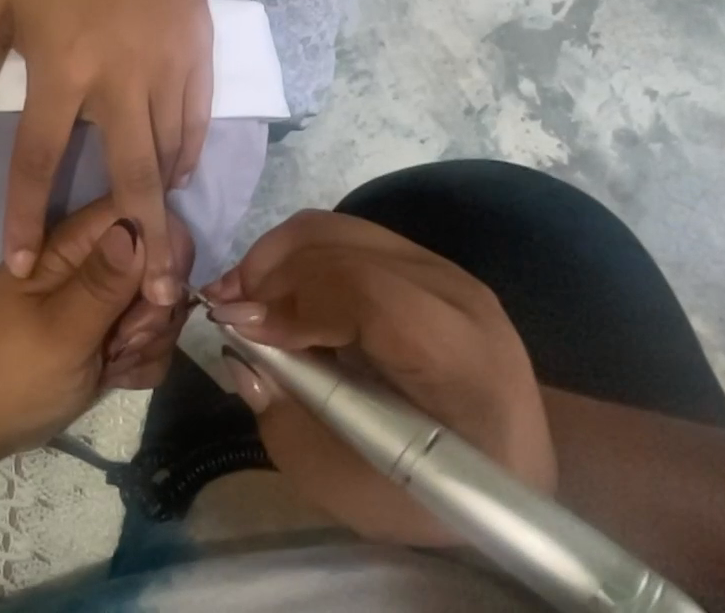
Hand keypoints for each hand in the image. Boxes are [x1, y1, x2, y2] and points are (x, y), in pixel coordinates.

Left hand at [0, 0, 208, 310]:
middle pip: (130, 178)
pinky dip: (187, 155)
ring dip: (163, 203)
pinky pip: (197, 122)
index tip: (20, 265)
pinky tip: (178, 176)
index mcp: (60, 70)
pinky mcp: (198, 55)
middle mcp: (118, 82)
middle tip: (155, 299)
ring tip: (164, 250)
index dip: (24, 218)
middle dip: (142, 244)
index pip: (36, 161)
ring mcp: (167, 70)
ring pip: (169, 155)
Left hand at [0, 206, 147, 456]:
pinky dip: (139, 363)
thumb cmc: (6, 374)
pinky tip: (111, 379)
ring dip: (147, 342)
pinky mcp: (105, 337)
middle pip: (157, 265)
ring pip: (158, 307)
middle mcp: (87, 265)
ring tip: (107, 365)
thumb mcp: (59, 331)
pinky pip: (149, 341)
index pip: (136, 214)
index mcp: (68, 247)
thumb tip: (137, 219)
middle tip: (119, 342)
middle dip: (153, 310)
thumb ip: (104, 283)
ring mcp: (97, 303)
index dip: (161, 251)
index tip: (153, 298)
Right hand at [201, 210, 555, 544]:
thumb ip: (284, 414)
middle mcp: (458, 300)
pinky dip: (290, 255)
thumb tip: (239, 350)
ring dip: (272, 259)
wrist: (499, 471)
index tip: (240, 329)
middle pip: (341, 251)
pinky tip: (270, 291)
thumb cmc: (423, 493)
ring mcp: (440, 271)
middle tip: (225, 314)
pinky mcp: (417, 262)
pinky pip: (337, 236)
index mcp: (460, 364)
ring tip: (241, 299)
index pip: (374, 297)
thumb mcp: (342, 482)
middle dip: (268, 276)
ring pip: (331, 231)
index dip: (296, 303)